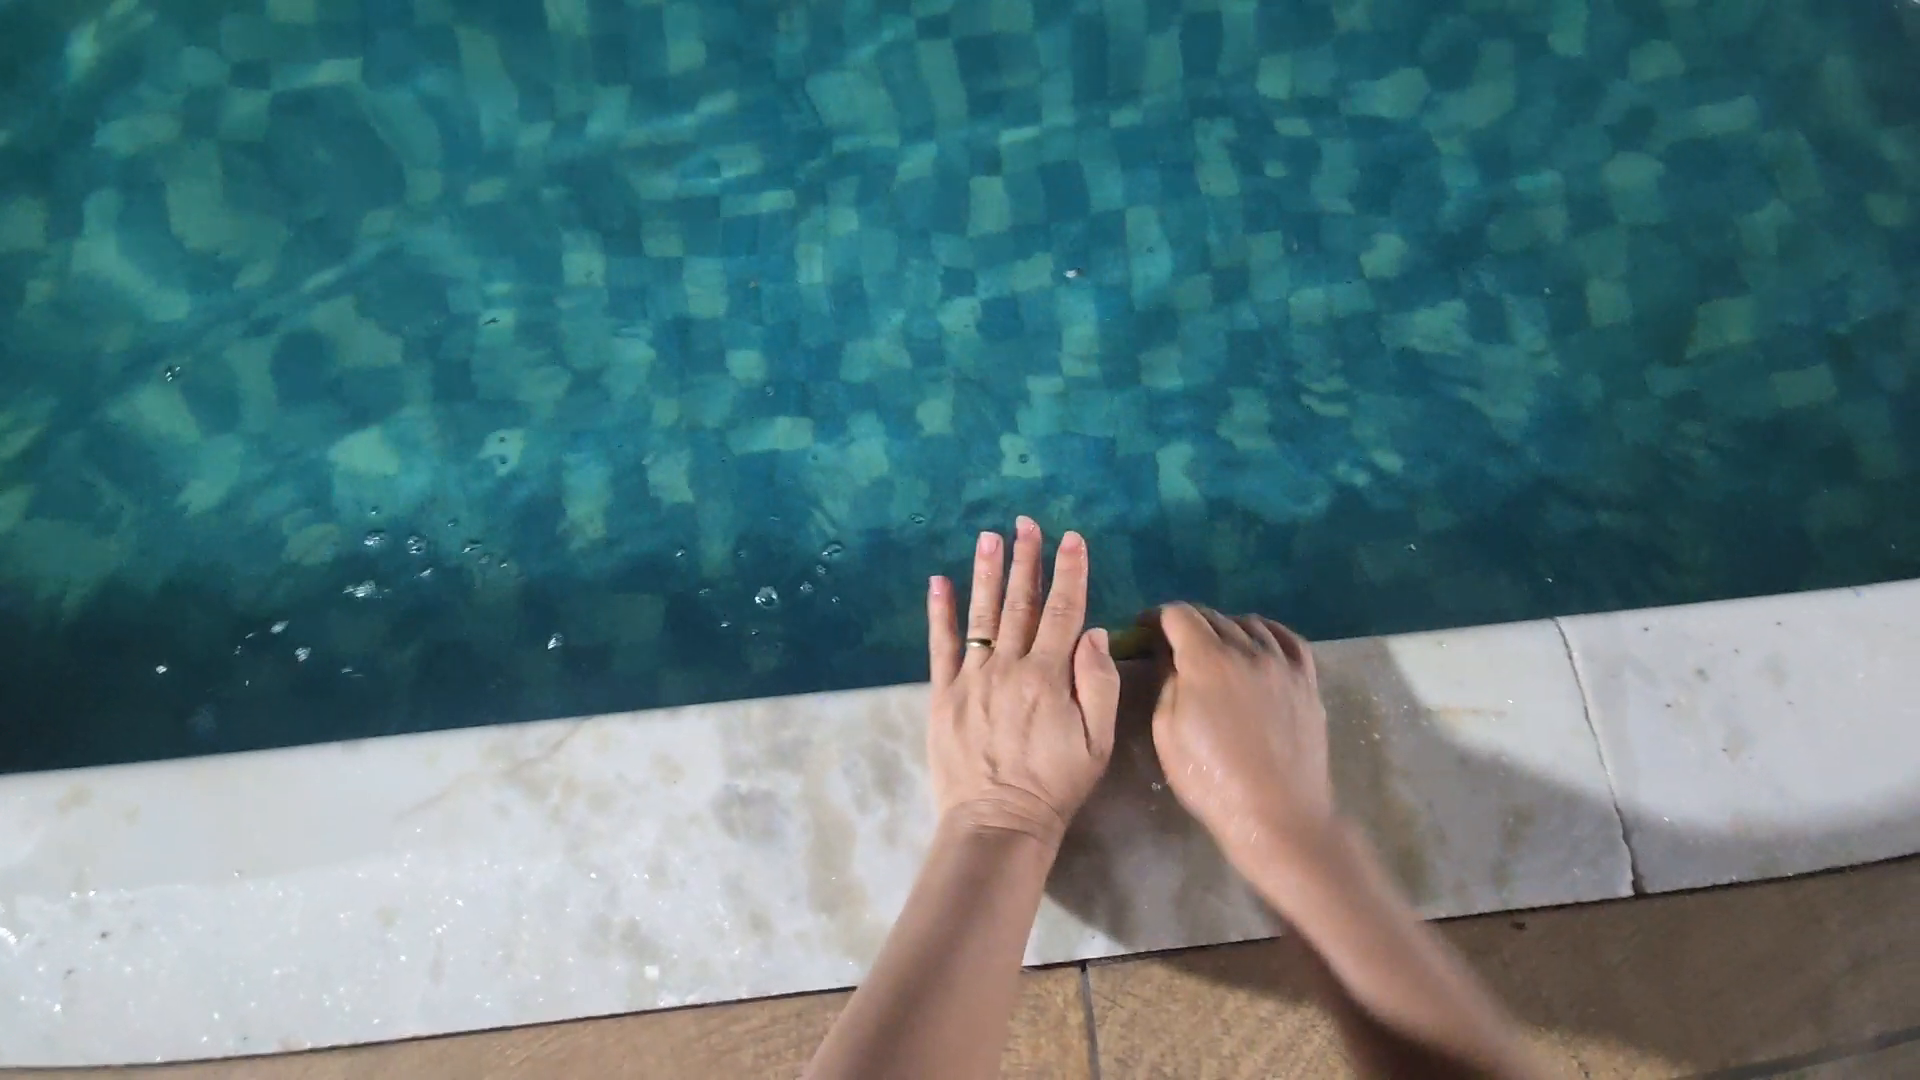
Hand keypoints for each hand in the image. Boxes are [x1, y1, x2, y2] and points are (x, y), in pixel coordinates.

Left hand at [924, 517, 1120, 845]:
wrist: (997, 823)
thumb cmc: (1055, 785)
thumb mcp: (1097, 742)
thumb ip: (1098, 684)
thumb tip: (1091, 631)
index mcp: (1049, 676)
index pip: (1063, 610)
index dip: (1069, 572)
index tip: (1071, 539)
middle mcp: (1010, 666)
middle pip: (1021, 603)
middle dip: (1026, 559)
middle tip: (1026, 524)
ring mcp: (972, 677)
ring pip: (982, 614)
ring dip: (987, 573)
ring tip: (989, 536)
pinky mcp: (944, 693)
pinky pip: (941, 645)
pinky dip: (939, 612)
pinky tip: (938, 581)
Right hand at [1148, 604, 1333, 865]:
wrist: (1276, 816)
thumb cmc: (1210, 779)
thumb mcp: (1167, 731)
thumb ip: (1166, 681)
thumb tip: (1168, 654)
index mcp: (1206, 660)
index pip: (1178, 614)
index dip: (1156, 617)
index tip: (1145, 631)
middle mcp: (1247, 650)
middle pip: (1212, 616)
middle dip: (1187, 624)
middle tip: (1173, 645)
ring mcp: (1282, 664)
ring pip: (1249, 624)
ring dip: (1225, 628)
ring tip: (1215, 648)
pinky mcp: (1307, 682)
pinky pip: (1288, 639)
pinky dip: (1267, 633)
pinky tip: (1257, 643)